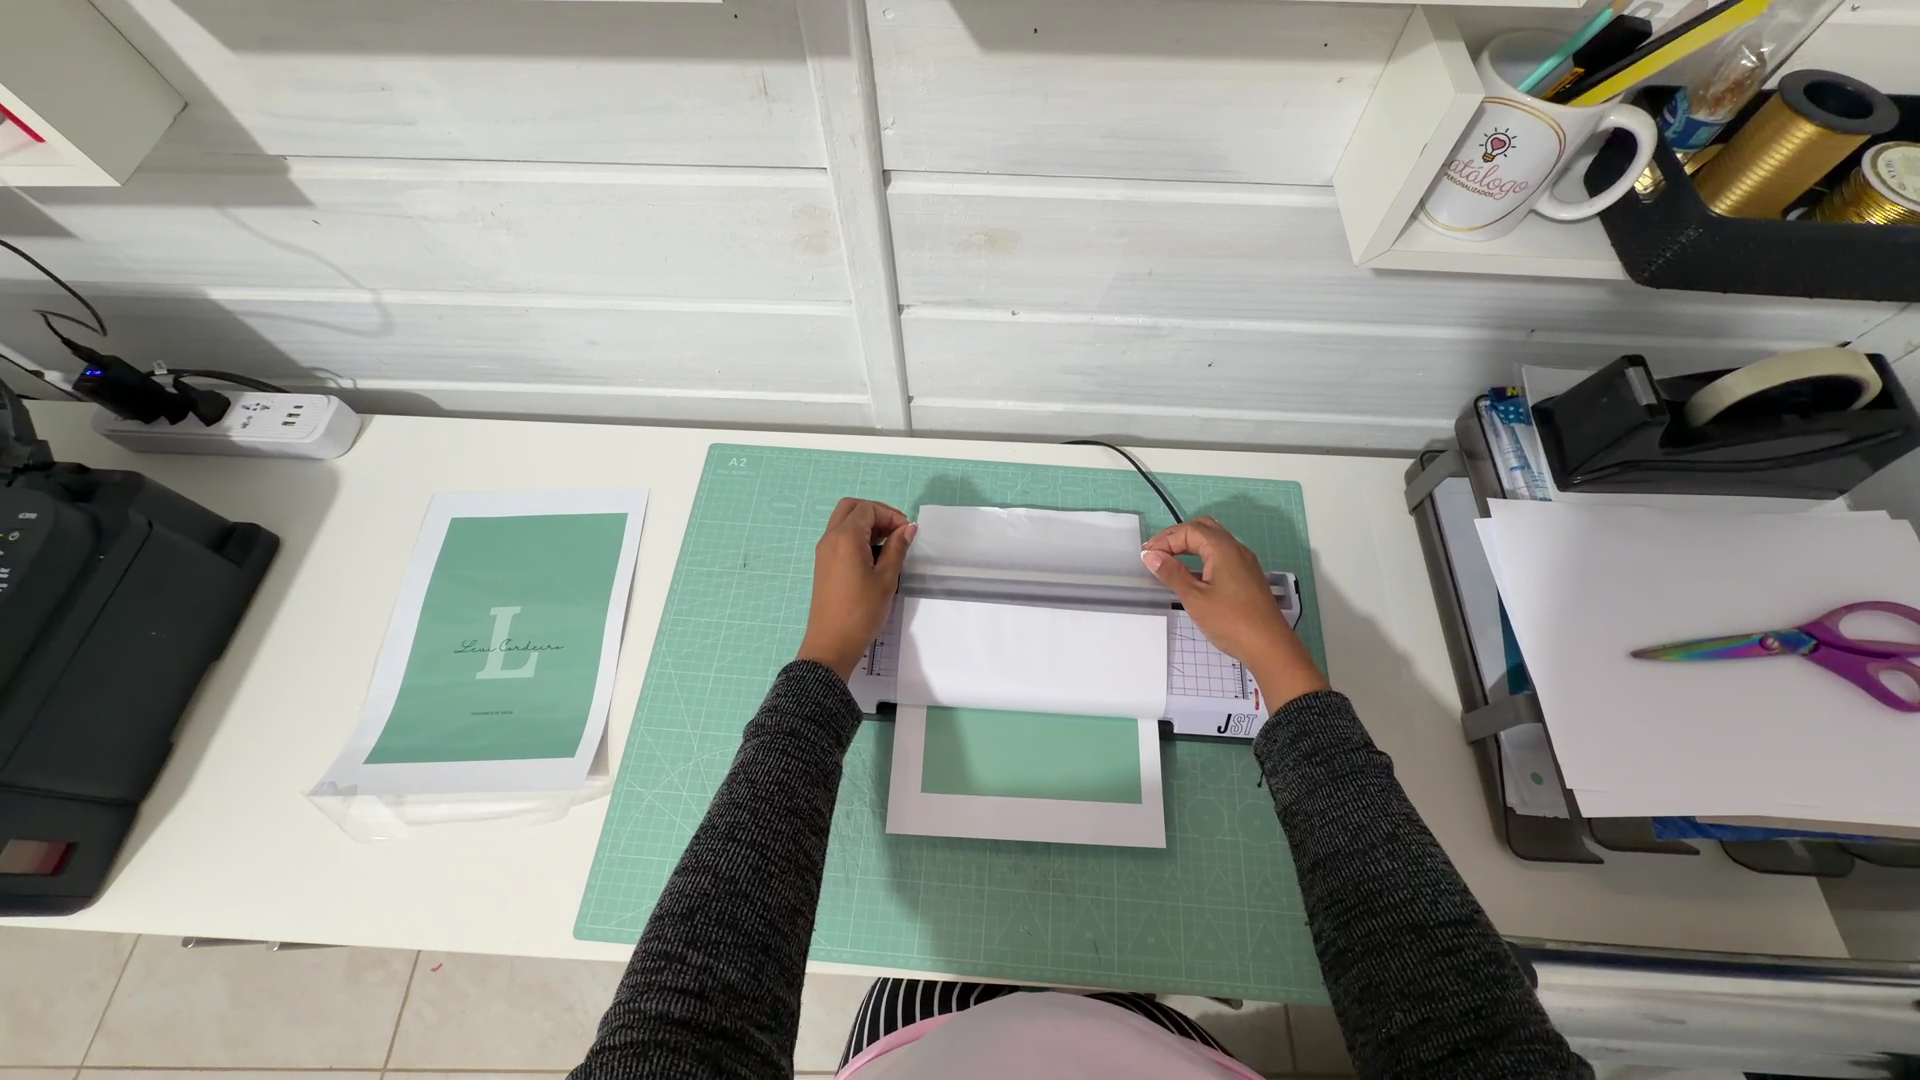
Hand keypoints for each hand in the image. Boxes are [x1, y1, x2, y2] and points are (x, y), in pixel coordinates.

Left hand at [797, 498, 916, 680]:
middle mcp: (830, 538)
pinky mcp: (824, 564)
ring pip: (844, 522)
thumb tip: (908, 528)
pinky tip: (875, 557)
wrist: (831, 643)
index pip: (867, 509)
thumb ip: (897, 548)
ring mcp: (824, 551)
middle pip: (851, 508)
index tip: (907, 532)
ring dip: (866, 525)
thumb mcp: (886, 579)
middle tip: (896, 531)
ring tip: (889, 545)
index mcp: (845, 538)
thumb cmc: (861, 611)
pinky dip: (857, 537)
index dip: (890, 515)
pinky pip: (839, 538)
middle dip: (876, 513)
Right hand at [1141, 516, 1328, 707]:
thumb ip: (1172, 573)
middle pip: (1203, 529)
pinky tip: (1190, 573)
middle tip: (1156, 552)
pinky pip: (1221, 555)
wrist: (1270, 647)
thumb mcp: (1195, 598)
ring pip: (1213, 541)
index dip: (1165, 539)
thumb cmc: (1230, 621)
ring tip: (1168, 560)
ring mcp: (1244, 563)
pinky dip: (1201, 557)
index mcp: (1223, 549)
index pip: (1189, 531)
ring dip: (1190, 545)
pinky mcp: (1246, 576)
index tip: (1146, 556)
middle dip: (1177, 536)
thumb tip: (1150, 555)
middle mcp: (1236, 549)